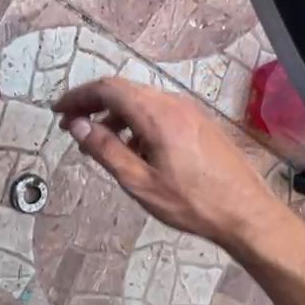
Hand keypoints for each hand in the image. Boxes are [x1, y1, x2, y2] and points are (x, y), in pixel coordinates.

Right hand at [53, 78, 288, 248]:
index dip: (77, 97)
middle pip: (122, 90)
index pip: (107, 89)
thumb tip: (76, 125)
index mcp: (156, 115)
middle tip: (70, 125)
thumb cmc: (191, 203)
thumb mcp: (139, 182)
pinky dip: (133, 120)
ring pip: (140, 100)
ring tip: (95, 140)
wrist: (247, 214)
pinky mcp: (197, 122)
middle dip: (91, 103)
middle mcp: (172, 103)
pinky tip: (129, 147)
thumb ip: (105, 150)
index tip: (57, 112)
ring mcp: (188, 110)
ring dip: (112, 113)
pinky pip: (156, 110)